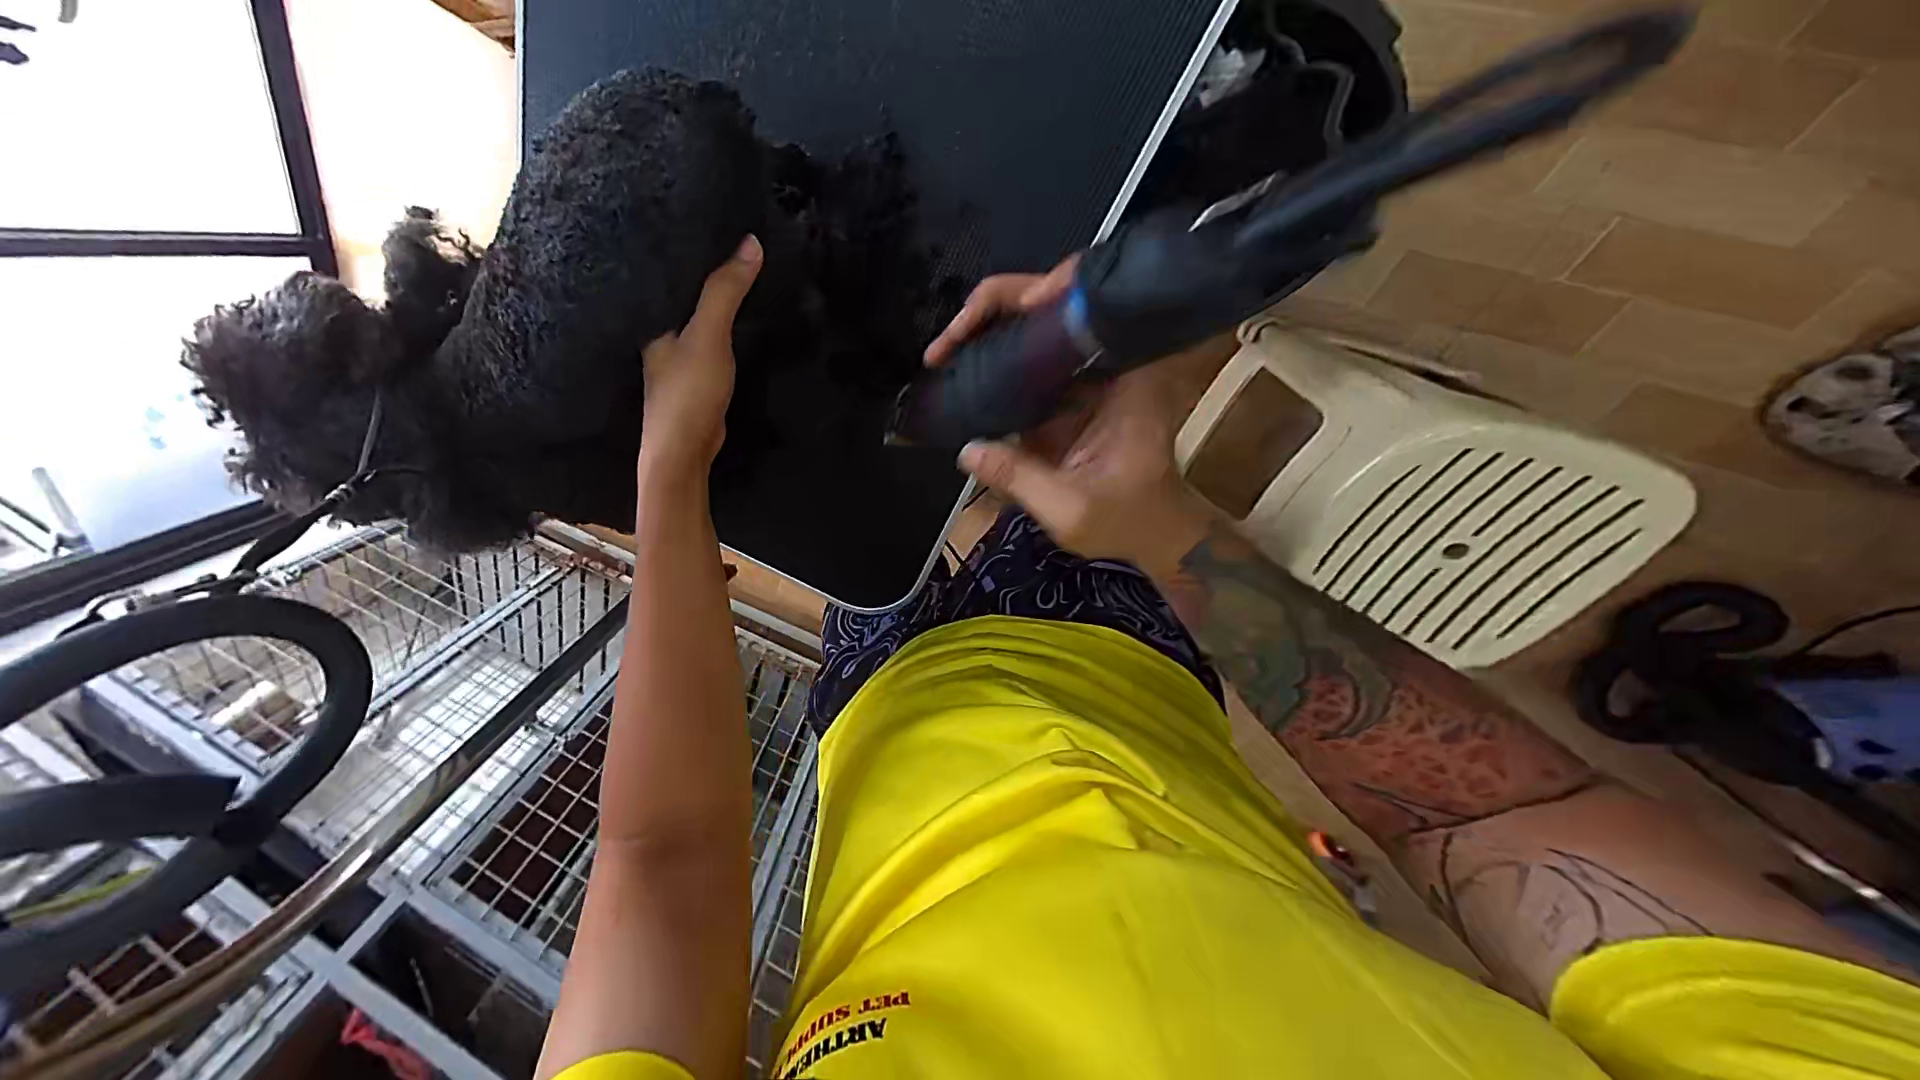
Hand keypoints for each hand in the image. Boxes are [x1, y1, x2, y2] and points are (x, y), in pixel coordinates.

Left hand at [639, 235, 761, 478]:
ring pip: (694, 313)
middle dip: (700, 265)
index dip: (685, 242)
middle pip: (680, 290)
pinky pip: (708, 335)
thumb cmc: (687, 392)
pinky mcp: (694, 374)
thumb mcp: (708, 335)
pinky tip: (737, 310)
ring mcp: (674, 355)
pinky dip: (721, 321)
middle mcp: (656, 331)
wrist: (684, 452)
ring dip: (713, 294)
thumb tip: (751, 242)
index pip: (666, 269)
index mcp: (649, 316)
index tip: (704, 210)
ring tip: (736, 260)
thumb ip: (726, 291)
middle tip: (725, 226)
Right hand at [936, 260, 1215, 579]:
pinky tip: (959, 374)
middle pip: (1049, 307)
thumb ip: (1019, 478)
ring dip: (986, 333)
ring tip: (942, 356)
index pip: (1087, 305)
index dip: (1041, 291)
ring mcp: (1085, 378)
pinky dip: (993, 362)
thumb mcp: (1072, 508)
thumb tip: (965, 449)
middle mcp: (1108, 364)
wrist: (1154, 533)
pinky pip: (1027, 364)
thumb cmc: (1128, 522)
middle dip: (992, 311)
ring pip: (1033, 331)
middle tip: (943, 347)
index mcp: (1126, 376)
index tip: (995, 319)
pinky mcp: (1066, 395)